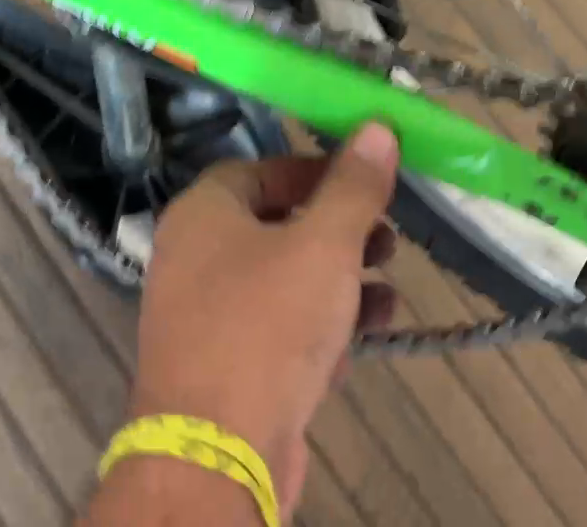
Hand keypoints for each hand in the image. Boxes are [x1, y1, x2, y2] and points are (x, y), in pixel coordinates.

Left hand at [129, 124, 399, 515]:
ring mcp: (209, 318)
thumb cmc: (268, 326)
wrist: (218, 459)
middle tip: (388, 235)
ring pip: (287, 278)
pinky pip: (282, 327)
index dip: (314, 170)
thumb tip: (377, 128)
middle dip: (341, 228)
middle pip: (279, 224)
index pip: (259, 170)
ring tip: (389, 284)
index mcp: (204, 217)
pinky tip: (371, 330)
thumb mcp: (324, 244)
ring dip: (343, 277)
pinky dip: (325, 321)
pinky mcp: (228, 368)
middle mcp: (196, 260)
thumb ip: (353, 186)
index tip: (363, 180)